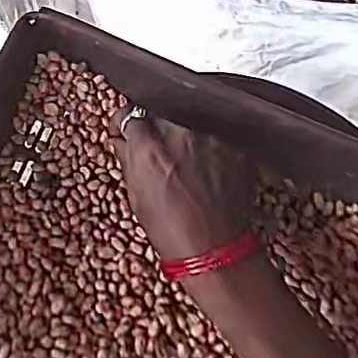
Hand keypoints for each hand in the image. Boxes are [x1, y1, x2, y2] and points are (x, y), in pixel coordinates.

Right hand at [110, 107, 254, 263]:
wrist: (215, 249)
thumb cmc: (172, 228)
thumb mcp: (135, 193)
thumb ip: (127, 157)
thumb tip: (122, 138)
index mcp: (149, 148)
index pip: (131, 113)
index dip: (125, 121)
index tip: (125, 126)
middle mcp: (181, 136)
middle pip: (160, 108)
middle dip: (154, 120)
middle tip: (155, 139)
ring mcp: (211, 138)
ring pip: (189, 115)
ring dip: (181, 128)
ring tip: (182, 151)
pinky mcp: (235, 145)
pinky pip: (214, 130)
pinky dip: (207, 140)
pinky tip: (203, 160)